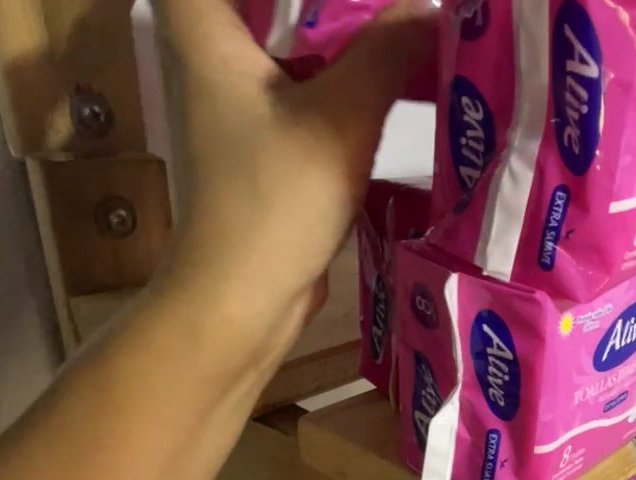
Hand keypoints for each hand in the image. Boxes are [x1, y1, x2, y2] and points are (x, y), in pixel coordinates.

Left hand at [152, 0, 433, 364]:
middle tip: (399, 6)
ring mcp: (232, 91)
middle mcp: (206, 42)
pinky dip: (343, 74)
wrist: (243, 294)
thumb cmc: (276, 200)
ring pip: (294, 33)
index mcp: (201, 18)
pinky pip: (304, 78)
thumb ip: (387, 55)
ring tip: (408, 26)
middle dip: (341, 4)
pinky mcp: (258, 131)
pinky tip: (393, 77)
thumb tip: (433, 8)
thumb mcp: (341, 121)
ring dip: (348, 33)